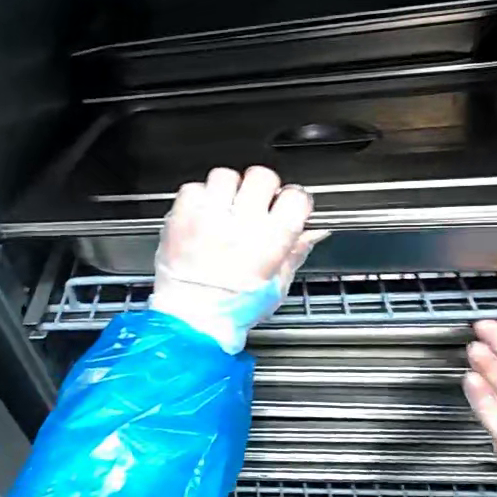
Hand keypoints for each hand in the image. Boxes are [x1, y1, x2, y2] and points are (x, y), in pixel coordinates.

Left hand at [151, 166, 326, 353]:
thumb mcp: (277, 286)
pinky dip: (199, 198)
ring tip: (225, 210)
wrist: (190, 321)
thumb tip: (314, 232)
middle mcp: (242, 224)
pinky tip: (204, 216)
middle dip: (262, 189)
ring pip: (227, 176)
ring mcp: (210, 218)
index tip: (288, 205)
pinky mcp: (182, 216)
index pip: (295, 196)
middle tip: (255, 205)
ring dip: (228, 190)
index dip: (294, 199)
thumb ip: (296, 253)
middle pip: (262, 177)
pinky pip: (195, 187)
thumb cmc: (233, 309)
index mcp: (271, 241)